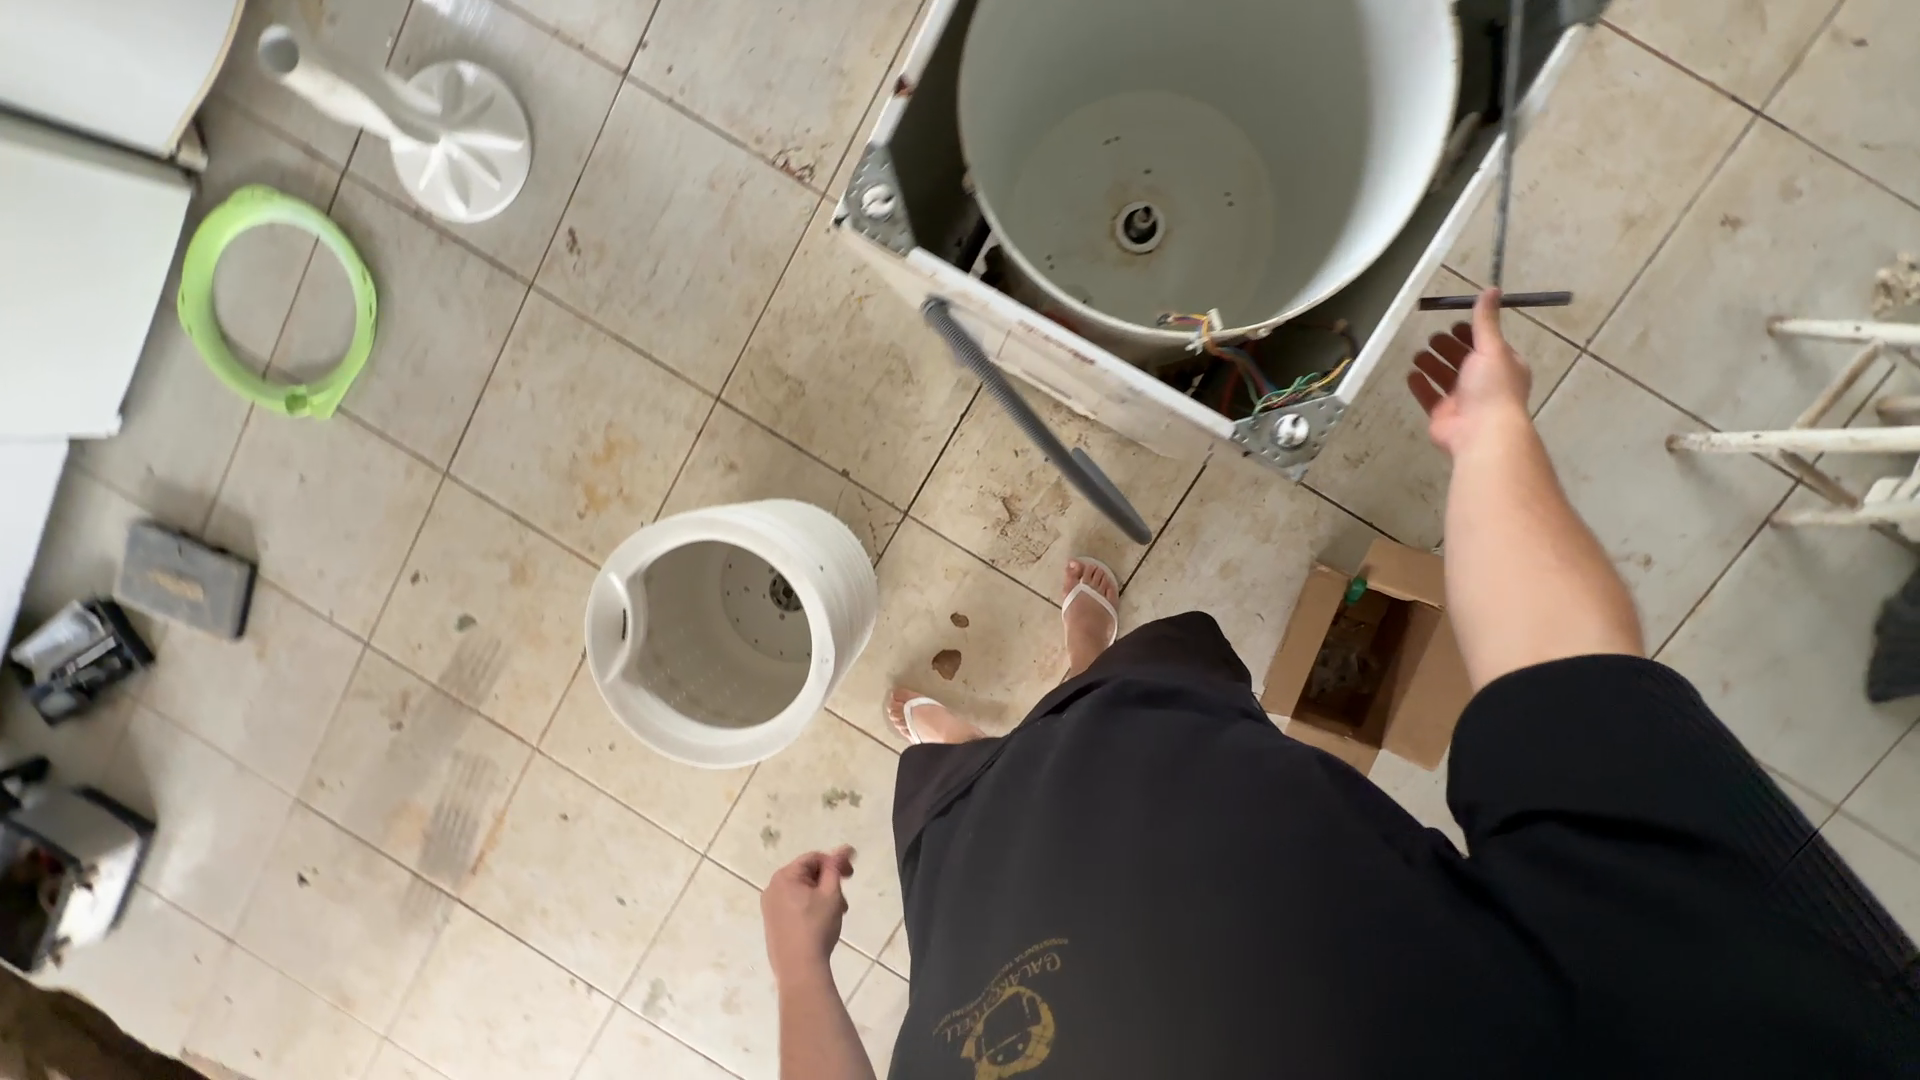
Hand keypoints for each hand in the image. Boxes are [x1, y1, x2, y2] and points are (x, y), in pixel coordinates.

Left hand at [762, 846, 854, 987]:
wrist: (799, 970)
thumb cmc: (816, 927)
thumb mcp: (831, 893)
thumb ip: (836, 867)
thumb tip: (844, 848)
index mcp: (784, 877)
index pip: (814, 858)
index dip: (835, 863)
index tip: (851, 876)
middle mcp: (772, 889)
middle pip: (807, 875)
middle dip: (828, 883)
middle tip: (844, 900)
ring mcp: (770, 908)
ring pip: (802, 892)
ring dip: (822, 897)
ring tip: (836, 914)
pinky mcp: (772, 925)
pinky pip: (794, 906)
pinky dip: (809, 909)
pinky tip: (821, 924)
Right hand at [1407, 288, 1533, 456]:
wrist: (1481, 430)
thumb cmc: (1491, 387)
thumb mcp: (1491, 348)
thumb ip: (1486, 321)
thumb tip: (1492, 289)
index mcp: (1502, 365)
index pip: (1485, 344)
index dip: (1470, 333)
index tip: (1453, 324)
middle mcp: (1484, 381)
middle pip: (1462, 360)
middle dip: (1448, 348)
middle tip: (1432, 338)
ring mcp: (1462, 399)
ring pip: (1445, 377)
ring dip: (1432, 365)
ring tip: (1417, 354)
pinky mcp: (1443, 414)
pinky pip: (1429, 396)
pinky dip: (1420, 385)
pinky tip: (1410, 375)